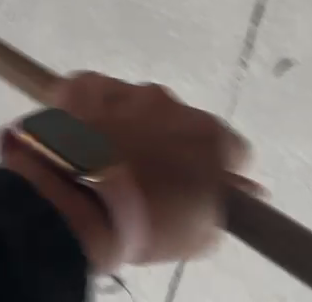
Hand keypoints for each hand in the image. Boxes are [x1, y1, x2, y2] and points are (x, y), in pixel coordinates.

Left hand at [0, 71, 255, 270]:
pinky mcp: (81, 82)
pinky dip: (89, 110)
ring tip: (106, 154)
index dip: (215, 168)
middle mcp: (168, 101)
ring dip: (126, 122)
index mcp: (210, 135)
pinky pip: (93, 94)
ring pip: (132, 104)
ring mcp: (121, 87)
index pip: (229, 147)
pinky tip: (80, 135)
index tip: (198, 184)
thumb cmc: (147, 223)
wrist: (76, 199)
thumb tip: (235, 185)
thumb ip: (222, 200)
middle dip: (166, 140)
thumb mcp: (203, 230)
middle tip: (146, 170)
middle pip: (177, 120)